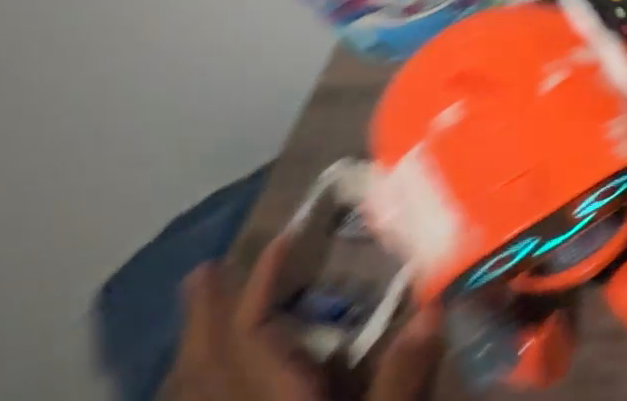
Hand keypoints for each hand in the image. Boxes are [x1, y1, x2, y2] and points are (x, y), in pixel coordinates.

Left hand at [175, 233, 441, 400]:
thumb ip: (403, 375)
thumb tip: (434, 306)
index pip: (255, 333)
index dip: (262, 284)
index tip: (282, 241)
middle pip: (209, 361)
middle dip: (205, 315)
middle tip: (203, 270)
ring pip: (192, 393)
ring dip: (193, 350)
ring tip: (196, 319)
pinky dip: (195, 391)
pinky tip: (203, 387)